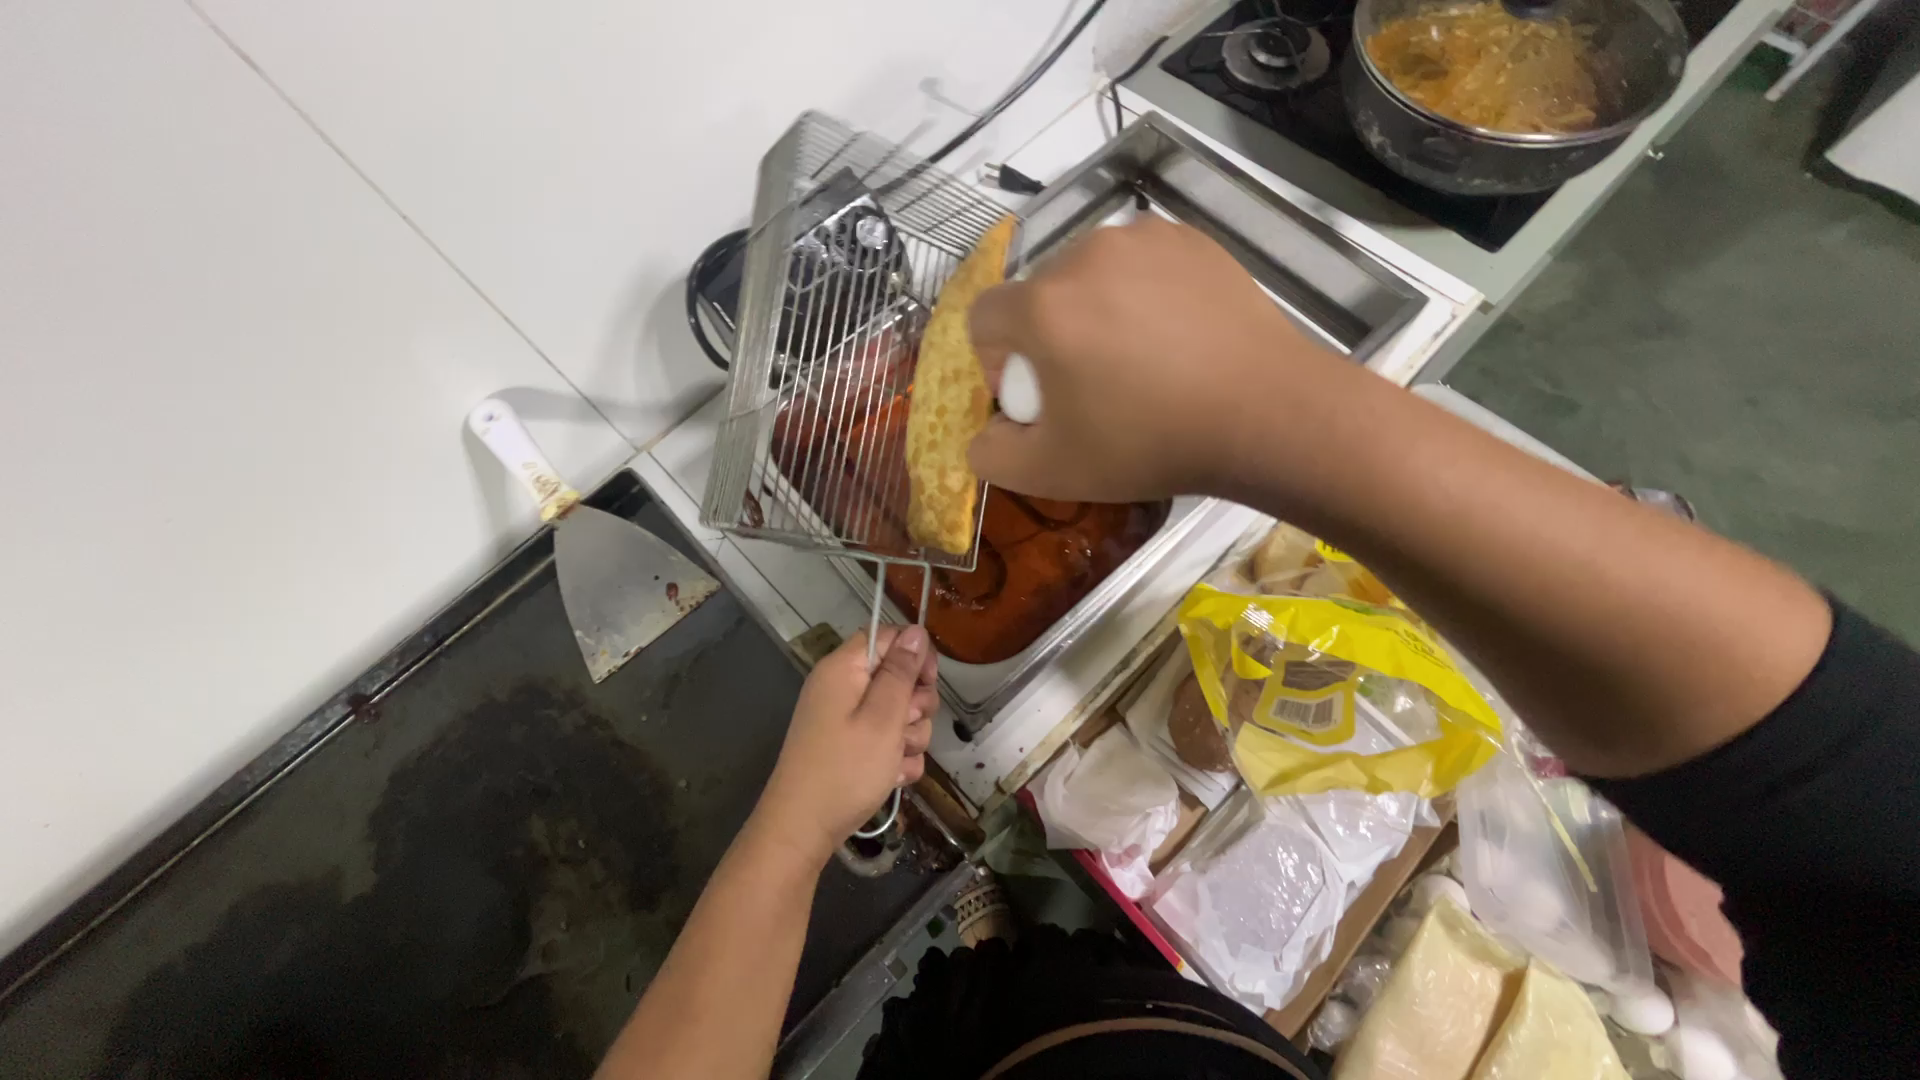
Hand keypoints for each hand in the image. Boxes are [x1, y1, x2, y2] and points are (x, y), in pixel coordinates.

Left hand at [753, 625, 937, 861]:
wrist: (802, 829)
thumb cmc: (844, 769)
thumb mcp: (882, 717)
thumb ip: (901, 672)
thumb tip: (916, 631)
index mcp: (844, 669)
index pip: (887, 637)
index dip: (914, 654)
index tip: (929, 682)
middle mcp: (843, 688)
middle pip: (897, 677)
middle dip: (914, 705)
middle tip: (904, 729)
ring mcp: (846, 720)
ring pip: (898, 713)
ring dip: (908, 737)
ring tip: (895, 761)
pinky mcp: (850, 747)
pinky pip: (887, 741)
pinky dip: (895, 758)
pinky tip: (892, 777)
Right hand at [966, 217, 1350, 502]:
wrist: (1266, 414)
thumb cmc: (1150, 444)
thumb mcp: (1052, 472)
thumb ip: (990, 455)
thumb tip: (983, 432)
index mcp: (1042, 307)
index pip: (982, 318)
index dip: (996, 361)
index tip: (1036, 395)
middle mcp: (1083, 255)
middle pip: (1035, 295)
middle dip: (1046, 338)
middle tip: (1090, 385)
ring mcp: (1141, 239)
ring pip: (1086, 275)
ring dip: (1091, 311)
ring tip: (1137, 358)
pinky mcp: (1188, 238)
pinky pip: (1137, 263)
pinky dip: (1138, 293)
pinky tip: (1172, 334)